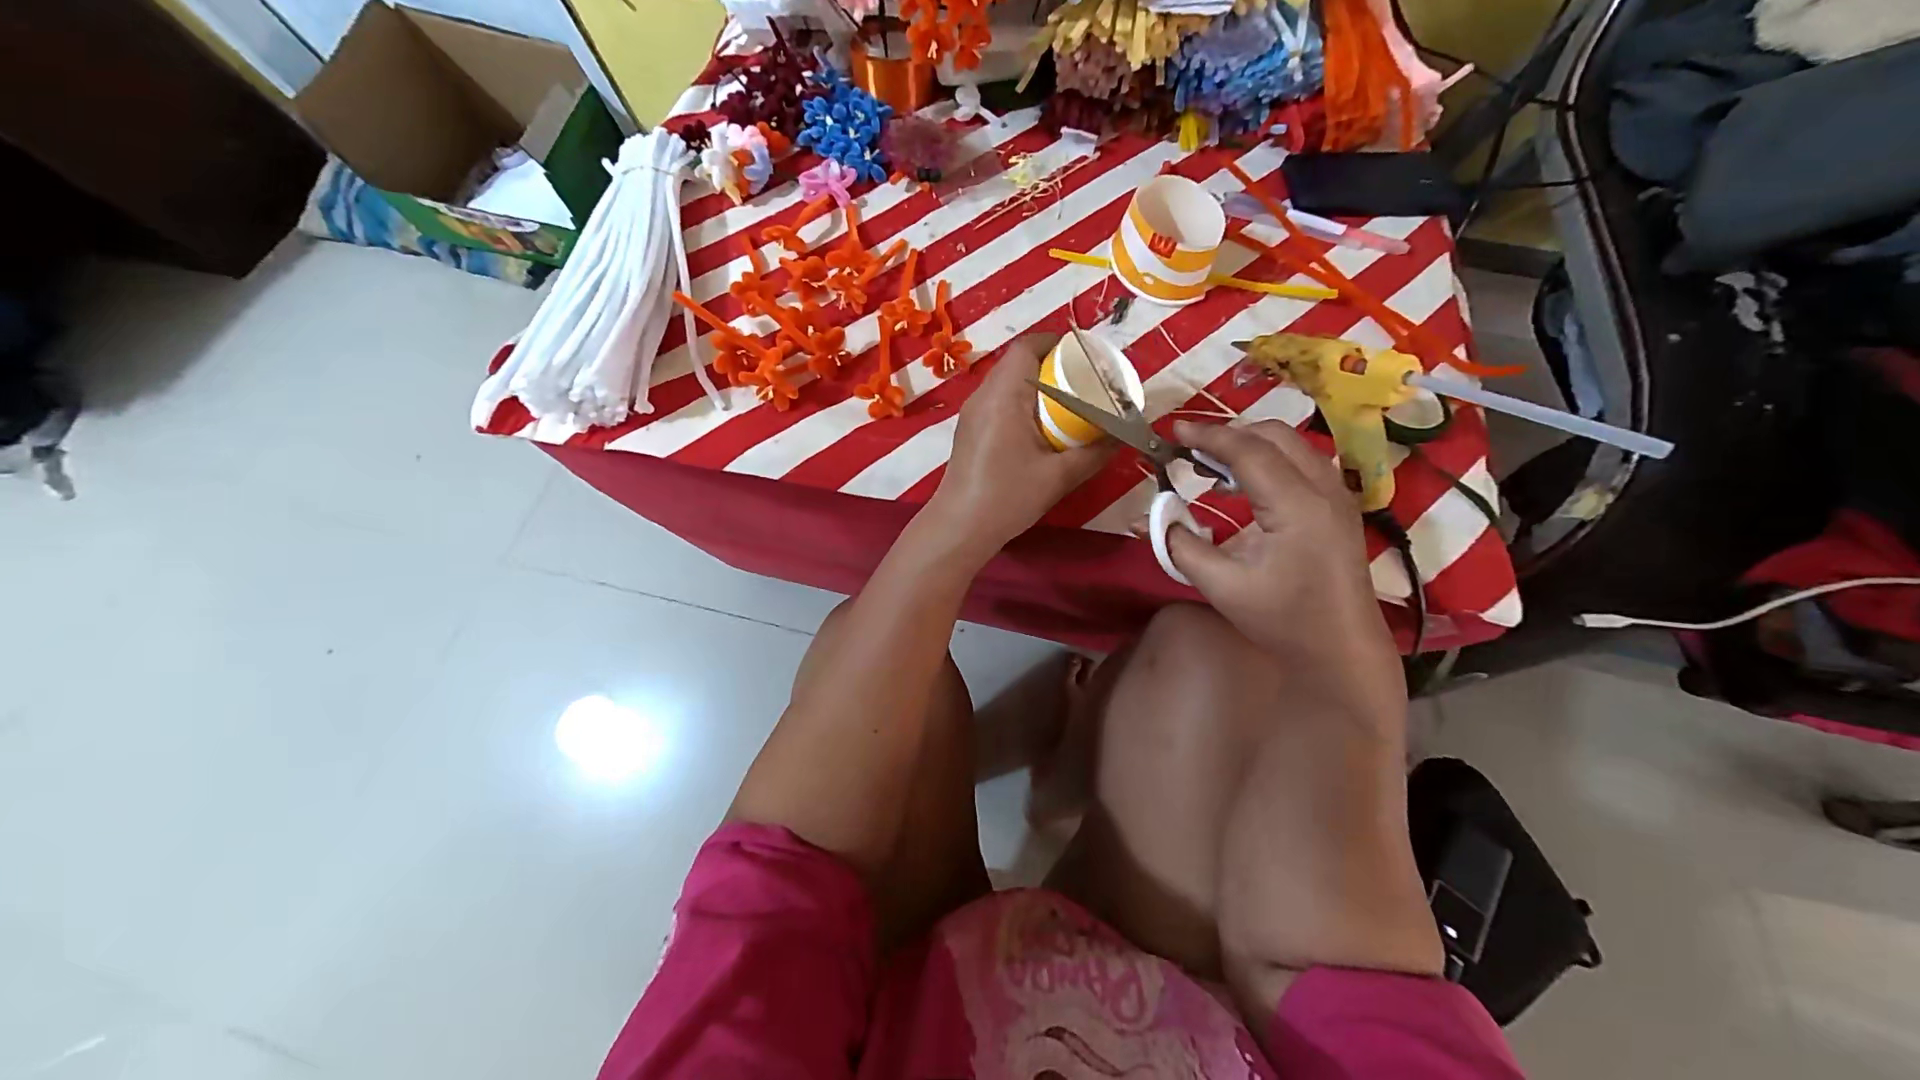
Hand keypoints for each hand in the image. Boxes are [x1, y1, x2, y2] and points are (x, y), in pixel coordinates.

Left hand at [928, 336, 1110, 556]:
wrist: (960, 528)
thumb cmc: (1007, 497)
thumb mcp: (1059, 476)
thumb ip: (1095, 452)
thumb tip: (1123, 436)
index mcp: (1004, 395)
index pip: (1028, 346)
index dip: (1058, 343)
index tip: (1086, 358)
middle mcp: (984, 395)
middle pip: (1019, 362)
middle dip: (1054, 366)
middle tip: (1085, 384)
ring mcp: (973, 413)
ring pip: (1009, 382)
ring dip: (1038, 387)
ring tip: (1068, 406)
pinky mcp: (970, 430)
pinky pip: (1000, 402)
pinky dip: (1023, 404)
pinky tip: (1042, 429)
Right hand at [1165, 420, 1401, 699]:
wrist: (1342, 648)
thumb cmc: (1283, 620)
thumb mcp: (1221, 586)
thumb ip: (1182, 546)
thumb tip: (1156, 517)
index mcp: (1296, 505)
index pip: (1248, 451)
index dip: (1208, 436)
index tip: (1174, 430)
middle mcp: (1323, 489)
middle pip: (1274, 436)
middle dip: (1229, 433)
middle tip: (1190, 446)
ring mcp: (1338, 495)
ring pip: (1292, 444)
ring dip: (1251, 443)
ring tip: (1212, 461)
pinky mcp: (1340, 506)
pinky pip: (1303, 461)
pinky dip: (1270, 457)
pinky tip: (1245, 481)